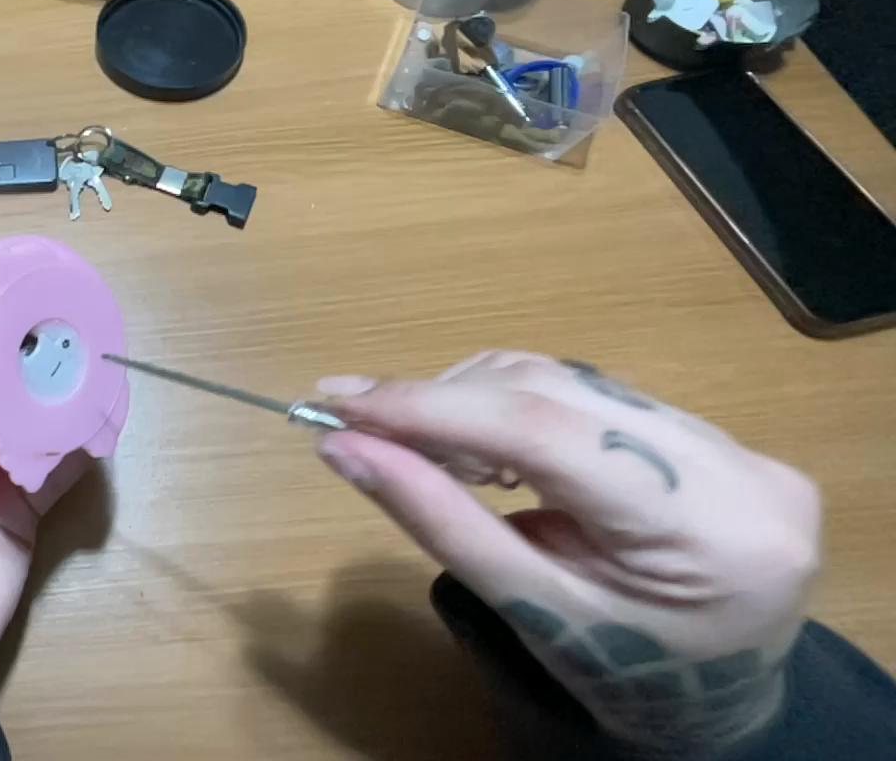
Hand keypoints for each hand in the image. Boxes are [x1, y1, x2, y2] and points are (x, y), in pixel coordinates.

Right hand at [313, 351, 819, 753]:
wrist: (712, 692)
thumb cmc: (619, 671)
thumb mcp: (523, 605)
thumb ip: (431, 516)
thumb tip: (338, 444)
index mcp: (709, 528)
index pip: (543, 432)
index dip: (428, 407)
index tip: (335, 403)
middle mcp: (731, 463)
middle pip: (545, 391)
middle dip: (437, 402)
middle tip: (357, 426)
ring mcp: (721, 438)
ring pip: (549, 376)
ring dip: (462, 400)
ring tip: (427, 453)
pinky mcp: (695, 428)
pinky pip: (567, 385)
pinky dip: (495, 403)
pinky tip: (478, 448)